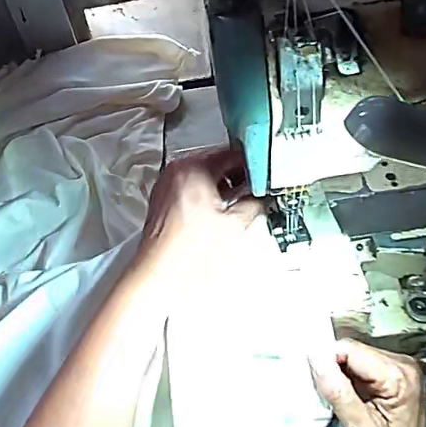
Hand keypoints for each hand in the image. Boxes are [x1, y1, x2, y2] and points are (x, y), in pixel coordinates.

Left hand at [138, 147, 264, 271]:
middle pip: (216, 162)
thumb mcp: (233, 224)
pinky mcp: (163, 199)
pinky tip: (219, 211)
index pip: (231, 153)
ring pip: (203, 174)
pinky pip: (190, 186)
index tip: (265, 173)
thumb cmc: (187, 251)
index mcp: (193, 168)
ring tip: (240, 203)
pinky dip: (206, 194)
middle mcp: (176, 170)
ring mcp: (167, 184)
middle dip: (238, 176)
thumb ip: (253, 203)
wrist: (160, 273)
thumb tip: (260, 198)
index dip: (253, 164)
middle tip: (256, 189)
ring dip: (223, 185)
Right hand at [310, 339, 425, 426]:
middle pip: (350, 350)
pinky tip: (350, 399)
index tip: (319, 384)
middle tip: (331, 398)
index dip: (327, 363)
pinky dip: (347, 379)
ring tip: (343, 401)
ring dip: (340, 375)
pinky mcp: (391, 374)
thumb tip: (317, 361)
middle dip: (333, 369)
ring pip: (352, 356)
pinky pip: (358, 365)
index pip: (348, 349)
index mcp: (399, 376)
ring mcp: (398, 368)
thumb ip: (338, 393)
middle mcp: (402, 365)